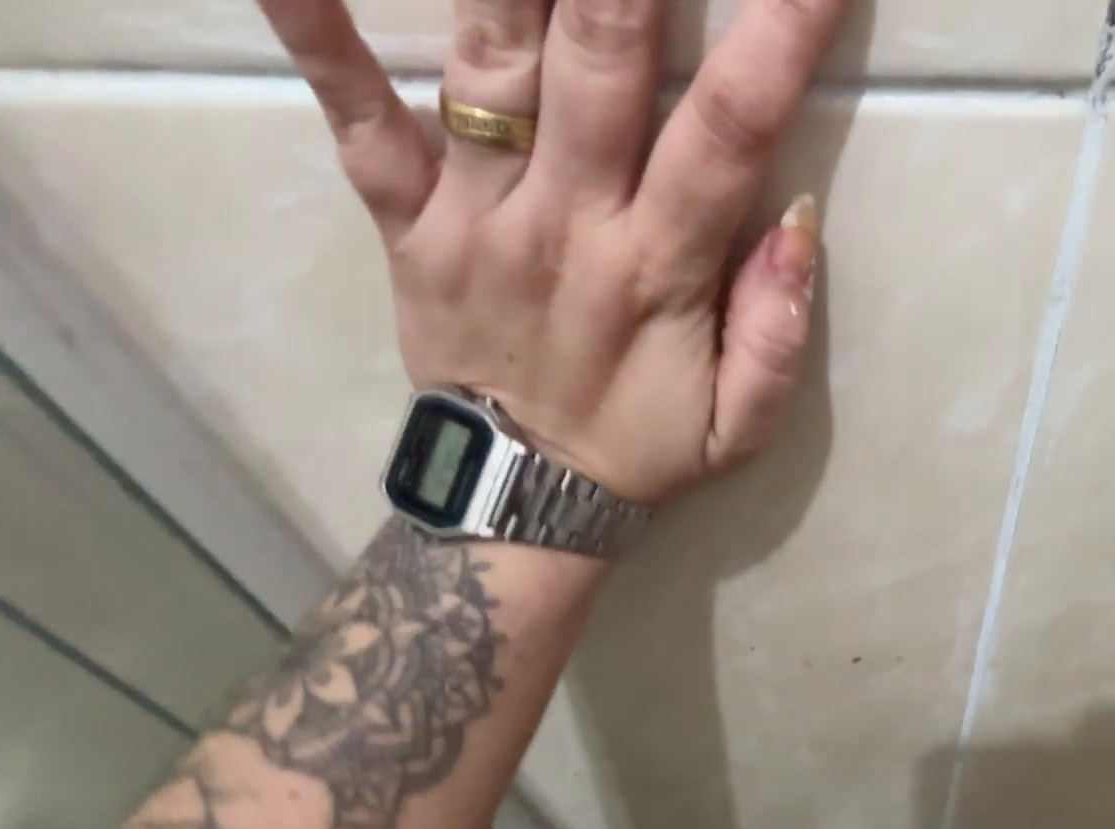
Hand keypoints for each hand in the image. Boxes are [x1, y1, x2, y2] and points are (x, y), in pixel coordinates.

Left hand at [256, 0, 847, 505]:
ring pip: (488, 54)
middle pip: (602, 53)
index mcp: (658, 269)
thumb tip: (798, 221)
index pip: (729, 127)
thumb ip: (778, 335)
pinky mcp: (403, 220)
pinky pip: (356, 117)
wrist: (525, 496)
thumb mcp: (740, 427)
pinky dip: (316, 27)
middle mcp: (567, 219)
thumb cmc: (642, 450)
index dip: (777, 29)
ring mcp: (475, 213)